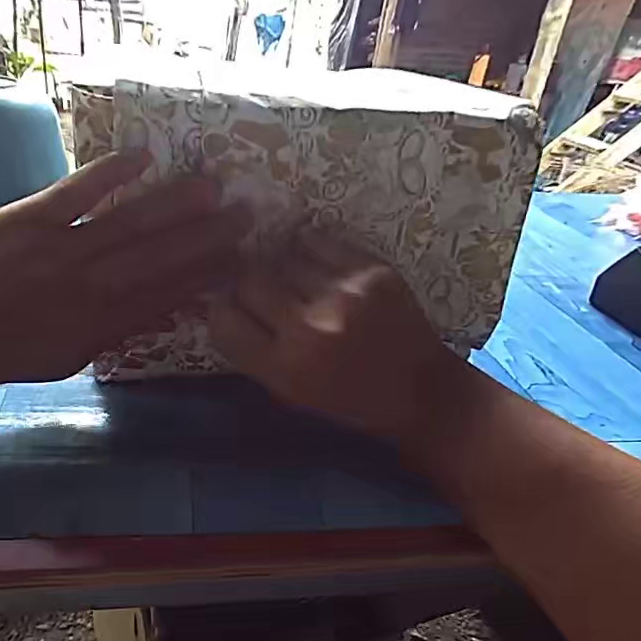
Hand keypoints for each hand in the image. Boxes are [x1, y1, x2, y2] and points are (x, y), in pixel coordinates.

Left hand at [0, 152, 249, 389]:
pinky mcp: (28, 218)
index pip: (167, 294)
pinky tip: (143, 158)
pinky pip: (76, 193)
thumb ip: (121, 331)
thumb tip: (170, 310)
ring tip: (213, 186)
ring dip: (173, 203)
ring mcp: (59, 248)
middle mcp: (89, 284)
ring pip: (127, 223)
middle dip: (206, 235)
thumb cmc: (11, 351)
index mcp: (101, 322)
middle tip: (247, 213)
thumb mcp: (71, 357)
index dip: (208, 275)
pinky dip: (109, 175)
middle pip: (158, 256)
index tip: (241, 258)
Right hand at [208, 231, 471, 446]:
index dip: (219, 309)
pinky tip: (307, 257)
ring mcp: (343, 295)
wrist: (421, 390)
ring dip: (278, 267)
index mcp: (285, 369)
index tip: (228, 305)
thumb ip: (253, 350)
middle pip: (249, 281)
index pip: (225, 321)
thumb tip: (218, 304)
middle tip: (258, 289)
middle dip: (246, 284)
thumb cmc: (348, 399)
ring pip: (281, 259)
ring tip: (290, 278)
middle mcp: (309, 330)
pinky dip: (305, 246)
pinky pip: (317, 241)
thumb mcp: (291, 392)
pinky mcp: (371, 271)